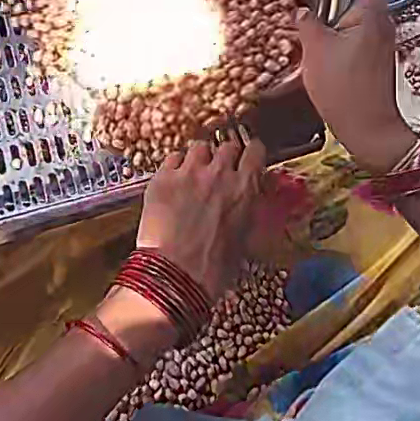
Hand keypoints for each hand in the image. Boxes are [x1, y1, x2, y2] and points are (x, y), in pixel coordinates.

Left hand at [136, 135, 265, 300]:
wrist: (176, 274)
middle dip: (225, 156)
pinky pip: (172, 157)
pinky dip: (176, 165)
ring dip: (201, 157)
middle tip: (220, 169)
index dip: (251, 153)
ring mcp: (189, 172)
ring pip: (199, 147)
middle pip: (227, 146)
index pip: (255, 151)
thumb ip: (253, 209)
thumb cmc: (214, 266)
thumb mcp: (248, 239)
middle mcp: (219, 173)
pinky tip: (175, 179)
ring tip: (196, 172)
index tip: (247, 158)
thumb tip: (256, 197)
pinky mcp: (163, 178)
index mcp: (245, 188)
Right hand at [296, 0, 416, 172]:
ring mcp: (377, 29)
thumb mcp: (316, 53)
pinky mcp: (370, 44)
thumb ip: (306, 23)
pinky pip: (352, 14)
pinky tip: (312, 14)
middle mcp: (378, 12)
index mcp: (368, 6)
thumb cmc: (345, 91)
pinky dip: (334, 6)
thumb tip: (298, 9)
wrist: (370, 129)